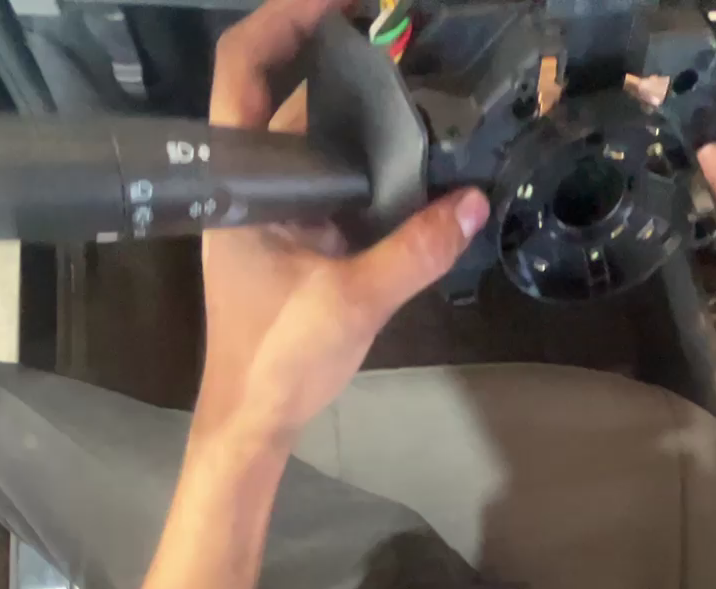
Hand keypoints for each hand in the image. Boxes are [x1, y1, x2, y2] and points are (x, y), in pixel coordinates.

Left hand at [198, 0, 488, 442]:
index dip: (283, 19)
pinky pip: (332, 195)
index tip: (344, 0)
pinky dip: (366, 179)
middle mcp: (251, 191)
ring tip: (422, 109)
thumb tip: (477, 202)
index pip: (243, 73)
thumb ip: (415, 252)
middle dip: (343, 72)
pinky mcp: (294, 250)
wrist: (253, 419)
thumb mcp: (352, 303)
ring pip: (315, 153)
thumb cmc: (279, 359)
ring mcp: (273, 220)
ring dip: (361, 130)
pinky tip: (410, 179)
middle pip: (289, 106)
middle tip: (410, 58)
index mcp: (238, 186)